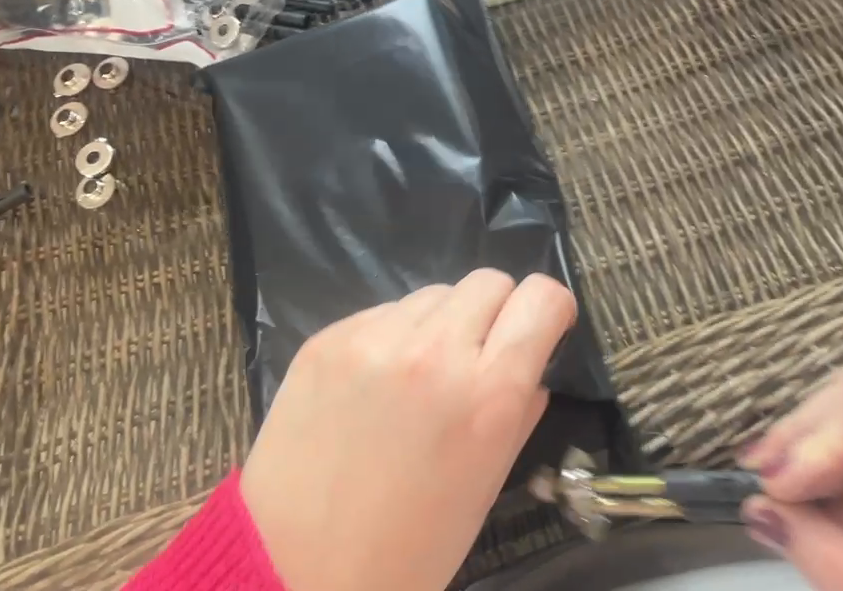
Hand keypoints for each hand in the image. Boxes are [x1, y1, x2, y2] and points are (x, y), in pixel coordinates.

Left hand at [240, 269, 577, 590]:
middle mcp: (435, 350)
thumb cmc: (408, 545)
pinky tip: (375, 384)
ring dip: (442, 323)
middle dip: (496, 312)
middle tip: (478, 356)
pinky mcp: (329, 337)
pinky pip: (384, 312)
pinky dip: (395, 336)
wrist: (293, 568)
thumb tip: (531, 370)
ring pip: (435, 292)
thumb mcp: (484, 486)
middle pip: (490, 280)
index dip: (549, 310)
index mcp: (488, 394)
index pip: (541, 297)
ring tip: (419, 376)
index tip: (540, 330)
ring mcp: (376, 338)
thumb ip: (518, 415)